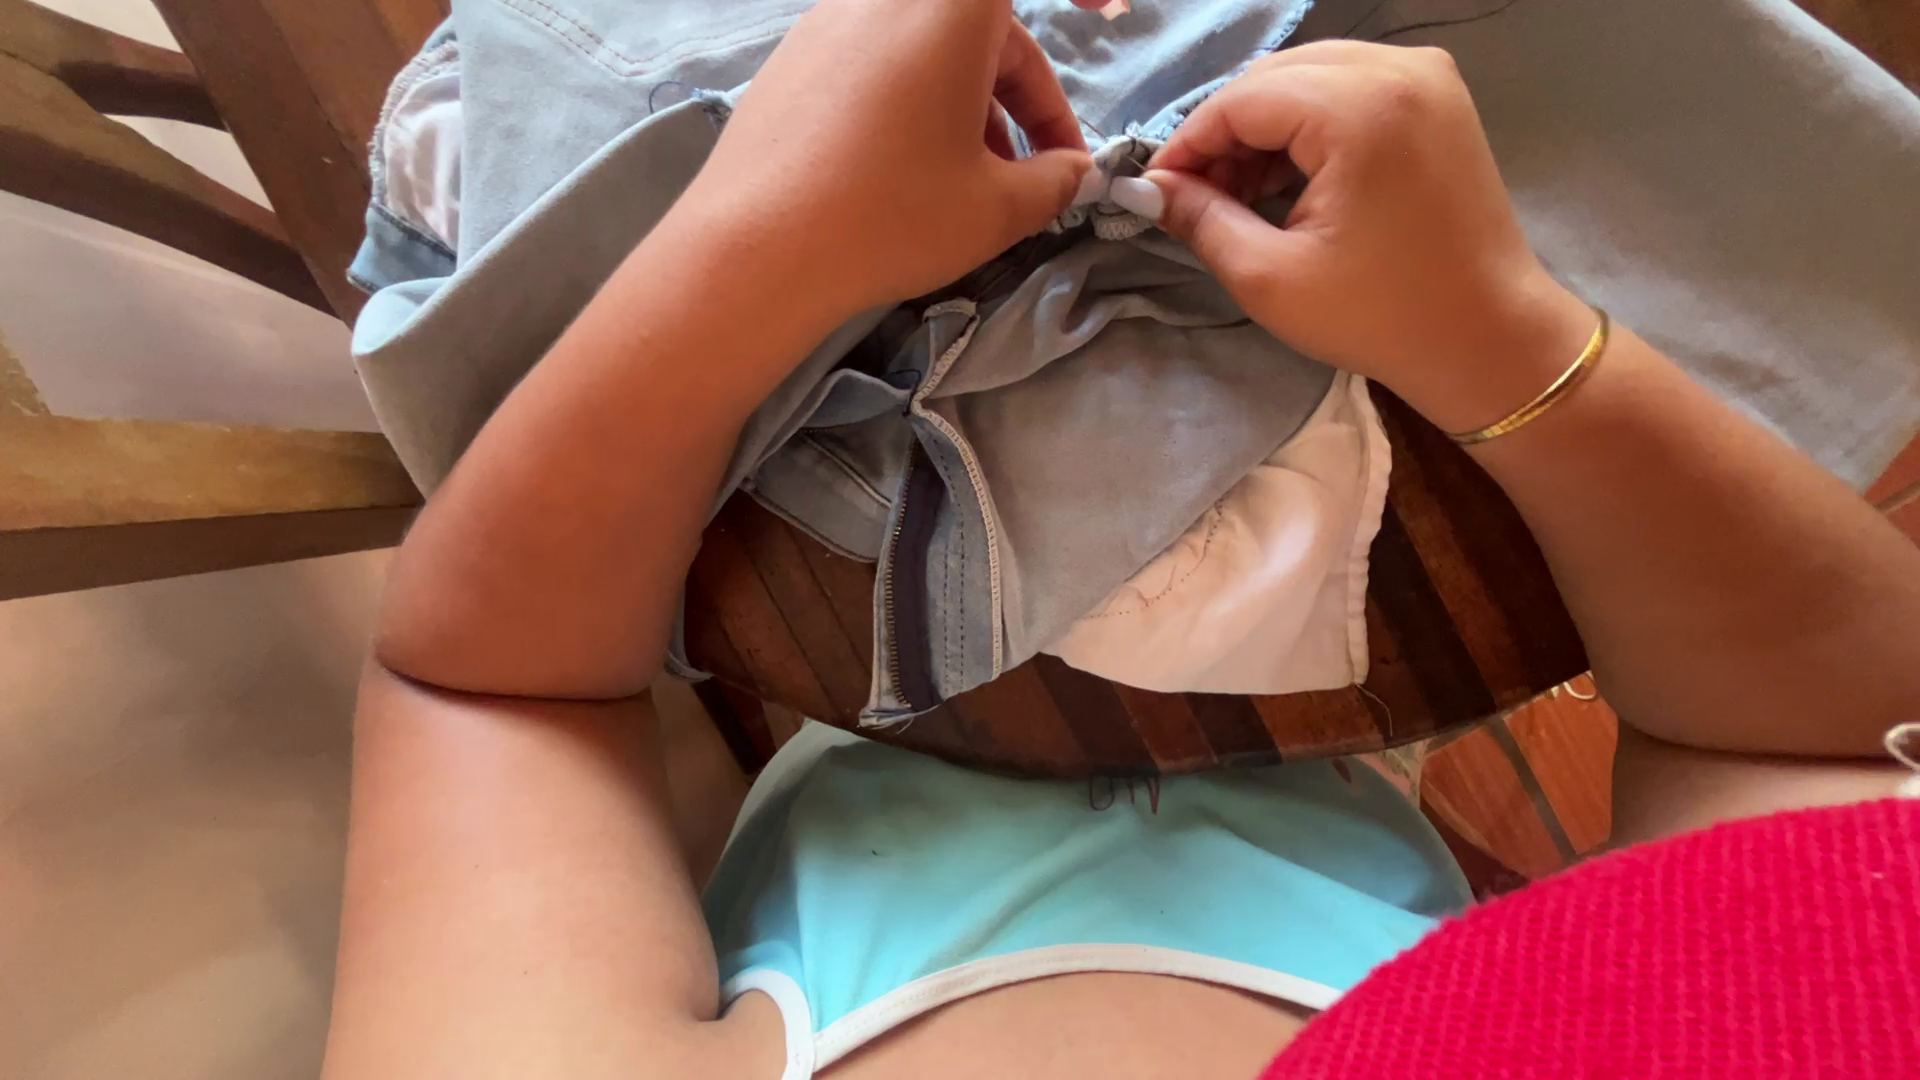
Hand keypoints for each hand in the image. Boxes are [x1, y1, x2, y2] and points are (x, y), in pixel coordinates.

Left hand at [666, 0, 1091, 321]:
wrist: (760, 250)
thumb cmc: (893, 217)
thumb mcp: (996, 210)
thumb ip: (1054, 183)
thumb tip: (1076, 173)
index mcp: (951, 8)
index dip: (1077, 1)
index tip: (1094, 37)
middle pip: (978, 32)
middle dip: (1020, 102)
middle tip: (1035, 174)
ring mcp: (829, 25)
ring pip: (923, 56)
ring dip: (964, 112)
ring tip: (968, 187)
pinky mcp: (790, 66)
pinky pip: (873, 72)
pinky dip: (909, 111)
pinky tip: (901, 177)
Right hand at [1142, 42, 1594, 431]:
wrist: (1480, 334)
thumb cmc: (1372, 314)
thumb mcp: (1267, 276)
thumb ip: (1202, 220)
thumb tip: (1151, 191)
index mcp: (1359, 108)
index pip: (1241, 99)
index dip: (1186, 142)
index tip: (1152, 191)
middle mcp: (1398, 69)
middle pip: (1274, 78)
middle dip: (1220, 134)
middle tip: (1189, 195)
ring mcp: (1425, 78)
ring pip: (1307, 79)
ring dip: (1258, 130)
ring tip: (1230, 194)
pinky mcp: (1435, 100)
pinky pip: (1345, 90)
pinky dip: (1301, 128)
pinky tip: (1279, 179)